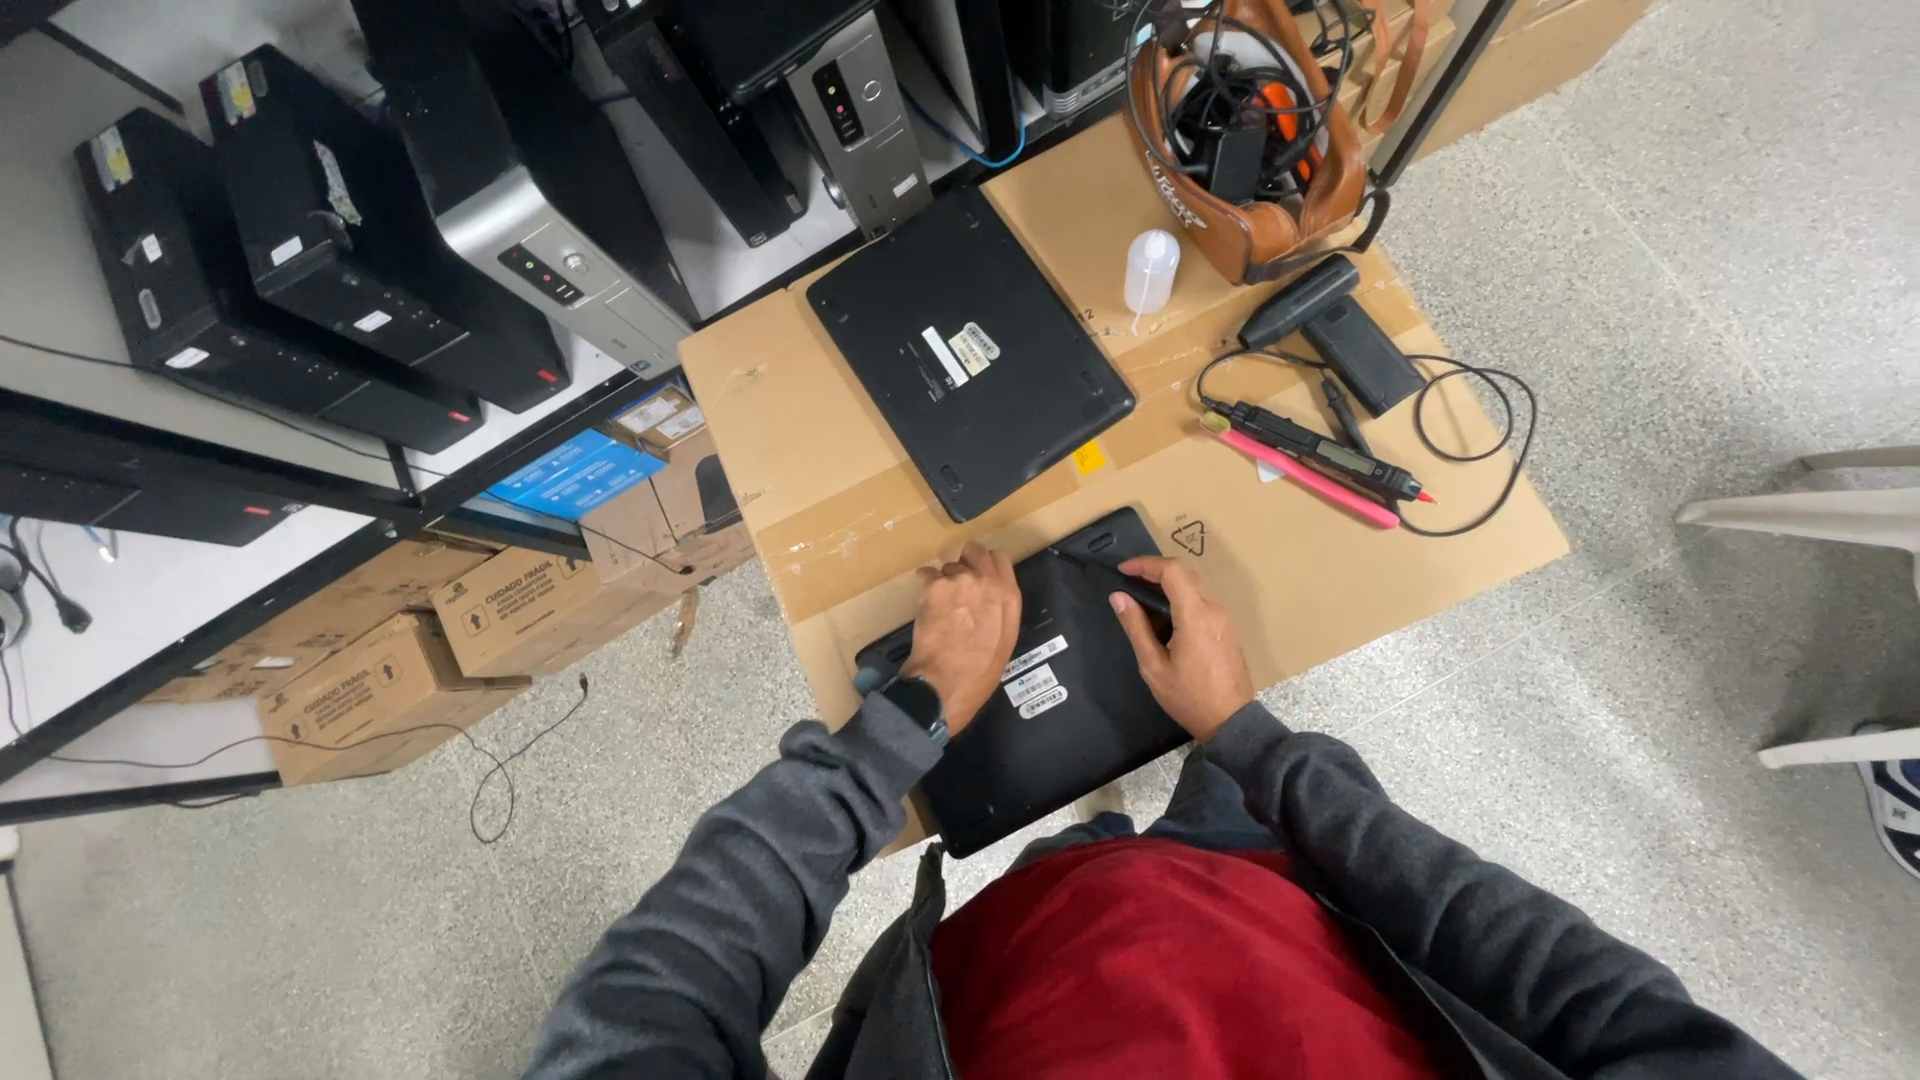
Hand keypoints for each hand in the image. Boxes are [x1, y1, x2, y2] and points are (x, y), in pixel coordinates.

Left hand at [900, 542, 1021, 735]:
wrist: (947, 681)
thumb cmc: (980, 672)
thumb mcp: (1005, 639)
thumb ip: (1000, 610)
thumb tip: (988, 601)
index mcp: (1010, 596)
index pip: (1000, 559)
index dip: (986, 565)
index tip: (979, 575)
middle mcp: (988, 581)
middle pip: (975, 550)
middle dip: (966, 561)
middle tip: (957, 581)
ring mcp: (961, 580)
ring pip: (949, 565)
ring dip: (944, 579)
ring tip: (941, 604)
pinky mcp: (935, 586)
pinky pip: (927, 574)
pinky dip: (925, 585)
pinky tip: (926, 603)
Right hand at [1108, 555, 1252, 741]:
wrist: (1230, 721)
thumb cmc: (1188, 697)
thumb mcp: (1153, 666)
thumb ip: (1136, 627)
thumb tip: (1119, 597)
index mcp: (1195, 616)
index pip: (1172, 571)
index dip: (1145, 564)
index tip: (1124, 570)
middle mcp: (1214, 609)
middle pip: (1185, 572)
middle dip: (1155, 569)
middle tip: (1130, 579)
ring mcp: (1224, 618)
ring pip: (1195, 585)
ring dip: (1169, 582)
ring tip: (1143, 596)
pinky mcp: (1226, 627)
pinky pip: (1202, 599)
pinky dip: (1181, 595)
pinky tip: (1165, 613)